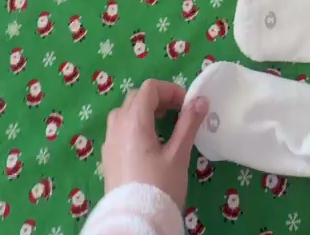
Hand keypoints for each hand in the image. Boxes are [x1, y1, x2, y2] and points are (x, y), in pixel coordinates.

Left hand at [103, 79, 208, 208]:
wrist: (135, 223)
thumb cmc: (159, 186)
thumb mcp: (178, 154)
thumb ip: (189, 124)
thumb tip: (201, 100)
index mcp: (134, 121)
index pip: (150, 89)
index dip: (170, 90)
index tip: (186, 105)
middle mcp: (117, 126)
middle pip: (136, 97)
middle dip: (158, 99)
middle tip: (177, 113)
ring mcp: (110, 142)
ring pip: (125, 112)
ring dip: (144, 112)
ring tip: (163, 127)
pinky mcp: (108, 158)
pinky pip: (119, 129)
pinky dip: (134, 126)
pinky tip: (148, 145)